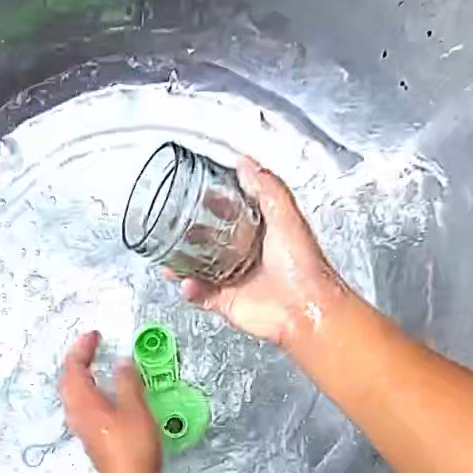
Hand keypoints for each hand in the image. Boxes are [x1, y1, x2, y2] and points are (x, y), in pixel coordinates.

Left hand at [59, 331, 162, 472]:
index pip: (74, 368)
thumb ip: (127, 382)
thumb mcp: (136, 408)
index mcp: (84, 402)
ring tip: (96, 363)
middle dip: (79, 359)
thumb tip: (122, 363)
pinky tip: (103, 391)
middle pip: (69, 380)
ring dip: (82, 375)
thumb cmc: (133, 446)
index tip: (95, 335)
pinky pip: (82, 405)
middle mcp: (76, 413)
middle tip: (93, 346)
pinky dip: (88, 390)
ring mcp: (81, 426)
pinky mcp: (90, 436)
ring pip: (73, 393)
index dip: (82, 348)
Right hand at [171, 157, 351, 348]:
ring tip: (169, 259)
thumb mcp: (286, 215)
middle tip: (178, 227)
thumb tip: (247, 164)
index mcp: (264, 235)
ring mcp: (236, 281)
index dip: (217, 205)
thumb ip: (267, 188)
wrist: (302, 308)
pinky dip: (190, 291)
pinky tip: (185, 283)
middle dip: (193, 237)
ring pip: (201, 271)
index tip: (201, 194)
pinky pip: (201, 296)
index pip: (234, 215)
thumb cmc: (303, 267)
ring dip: (183, 265)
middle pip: (213, 244)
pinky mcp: (227, 303)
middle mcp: (248, 258)